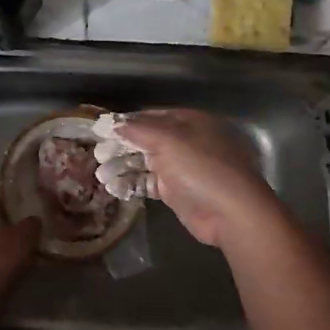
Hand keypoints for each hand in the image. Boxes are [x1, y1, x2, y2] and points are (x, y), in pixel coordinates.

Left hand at [0, 194, 40, 302]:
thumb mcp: (25, 238)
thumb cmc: (2, 258)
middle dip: (6, 218)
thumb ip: (31, 223)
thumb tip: (33, 218)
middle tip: (25, 220)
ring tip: (19, 241)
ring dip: (1, 236)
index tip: (23, 198)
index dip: (10, 196)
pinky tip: (8, 257)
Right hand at [97, 109, 279, 246]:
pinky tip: (115, 188)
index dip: (126, 123)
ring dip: (123, 168)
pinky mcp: (177, 191)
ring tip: (101, 175)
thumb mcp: (169, 140)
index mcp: (189, 122)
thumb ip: (139, 130)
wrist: (231, 212)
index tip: (101, 131)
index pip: (151, 116)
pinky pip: (149, 183)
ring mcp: (181, 168)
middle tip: (98, 156)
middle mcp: (185, 142)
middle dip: (121, 148)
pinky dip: (132, 184)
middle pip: (146, 140)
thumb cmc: (201, 168)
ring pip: (145, 163)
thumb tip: (115, 124)